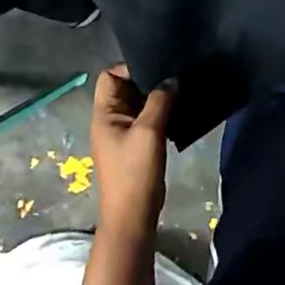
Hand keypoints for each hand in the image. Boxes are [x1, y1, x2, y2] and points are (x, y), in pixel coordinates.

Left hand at [89, 64, 173, 231]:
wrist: (133, 216)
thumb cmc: (135, 172)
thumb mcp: (148, 132)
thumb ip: (160, 101)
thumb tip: (172, 79)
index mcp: (104, 113)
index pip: (110, 76)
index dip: (130, 68)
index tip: (157, 68)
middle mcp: (111, 118)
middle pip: (126, 87)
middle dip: (148, 80)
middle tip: (174, 77)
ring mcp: (124, 132)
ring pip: (139, 102)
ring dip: (157, 97)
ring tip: (180, 91)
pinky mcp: (137, 143)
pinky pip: (148, 118)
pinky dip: (161, 112)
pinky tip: (178, 111)